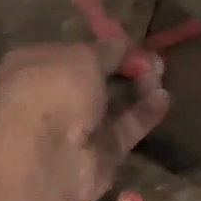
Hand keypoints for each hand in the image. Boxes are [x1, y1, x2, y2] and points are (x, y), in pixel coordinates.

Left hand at [0, 43, 169, 200]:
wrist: (45, 158)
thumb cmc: (53, 92)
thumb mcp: (82, 56)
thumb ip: (106, 50)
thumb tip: (121, 45)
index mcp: (37, 66)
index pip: (75, 52)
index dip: (104, 46)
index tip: (131, 42)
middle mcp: (55, 96)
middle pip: (97, 79)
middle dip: (125, 67)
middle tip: (153, 61)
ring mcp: (77, 127)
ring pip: (113, 104)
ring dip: (139, 88)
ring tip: (161, 75)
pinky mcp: (101, 153)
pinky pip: (125, 129)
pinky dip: (144, 114)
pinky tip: (163, 98)